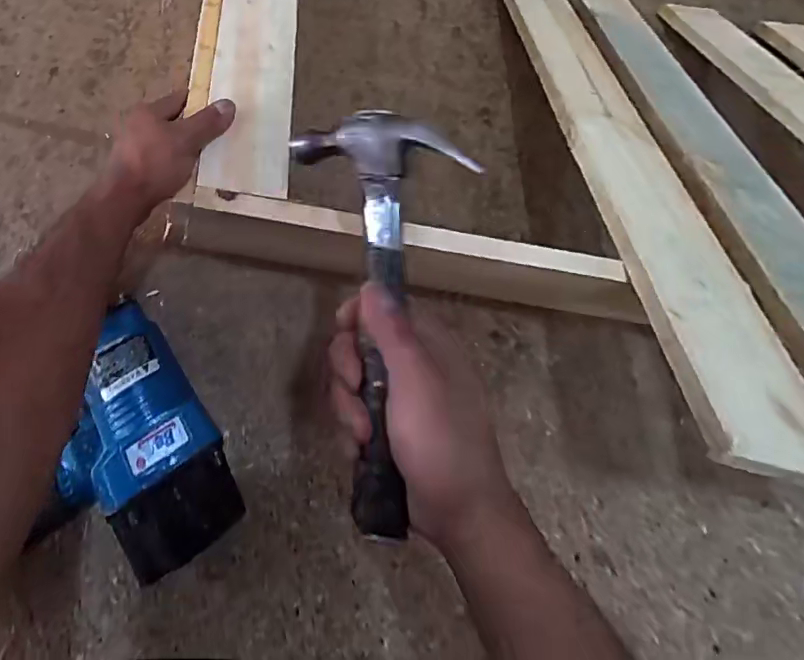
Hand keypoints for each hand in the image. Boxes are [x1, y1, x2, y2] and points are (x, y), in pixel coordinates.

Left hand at [99, 90, 234, 209]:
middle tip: (220, 134)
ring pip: (167, 141)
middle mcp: (136, 124)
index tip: (222, 110)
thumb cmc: (155, 163)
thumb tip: (227, 103)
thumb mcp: (185, 140)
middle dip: (194, 127)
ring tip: (208, 155)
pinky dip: (173, 162)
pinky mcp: (133, 167)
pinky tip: (186, 171)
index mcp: (147, 111)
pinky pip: (160, 159)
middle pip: (173, 120)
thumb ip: (206, 123)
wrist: (124, 199)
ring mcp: (132, 147)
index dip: (201, 102)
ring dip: (184, 147)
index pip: (180, 98)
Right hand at [327, 284, 522, 552]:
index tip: (347, 338)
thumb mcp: (416, 381)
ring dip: (345, 408)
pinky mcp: (386, 427)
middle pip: (354, 345)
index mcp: (429, 346)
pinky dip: (350, 430)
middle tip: (356, 394)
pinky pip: (350, 412)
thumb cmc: (442, 443)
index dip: (355, 320)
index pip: (380, 309)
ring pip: (347, 382)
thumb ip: (392, 331)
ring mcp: (399, 399)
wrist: (459, 518)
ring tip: (363, 436)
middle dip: (345, 373)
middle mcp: (414, 366)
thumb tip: (371, 284)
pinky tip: (362, 450)